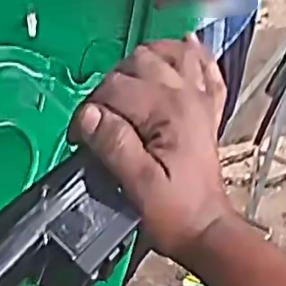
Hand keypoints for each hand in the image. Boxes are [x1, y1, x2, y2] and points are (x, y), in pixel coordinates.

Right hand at [71, 36, 233, 265]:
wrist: (206, 232)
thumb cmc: (174, 216)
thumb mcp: (138, 186)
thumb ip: (113, 146)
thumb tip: (87, 117)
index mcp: (168, 111)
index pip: (115, 88)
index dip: (89, 112)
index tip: (79, 141)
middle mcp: (186, 94)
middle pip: (138, 62)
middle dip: (110, 87)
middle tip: (98, 124)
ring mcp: (200, 99)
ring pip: (168, 53)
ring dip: (141, 65)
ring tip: (123, 94)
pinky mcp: (206, 110)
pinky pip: (201, 67)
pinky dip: (186, 59)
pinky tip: (174, 65)